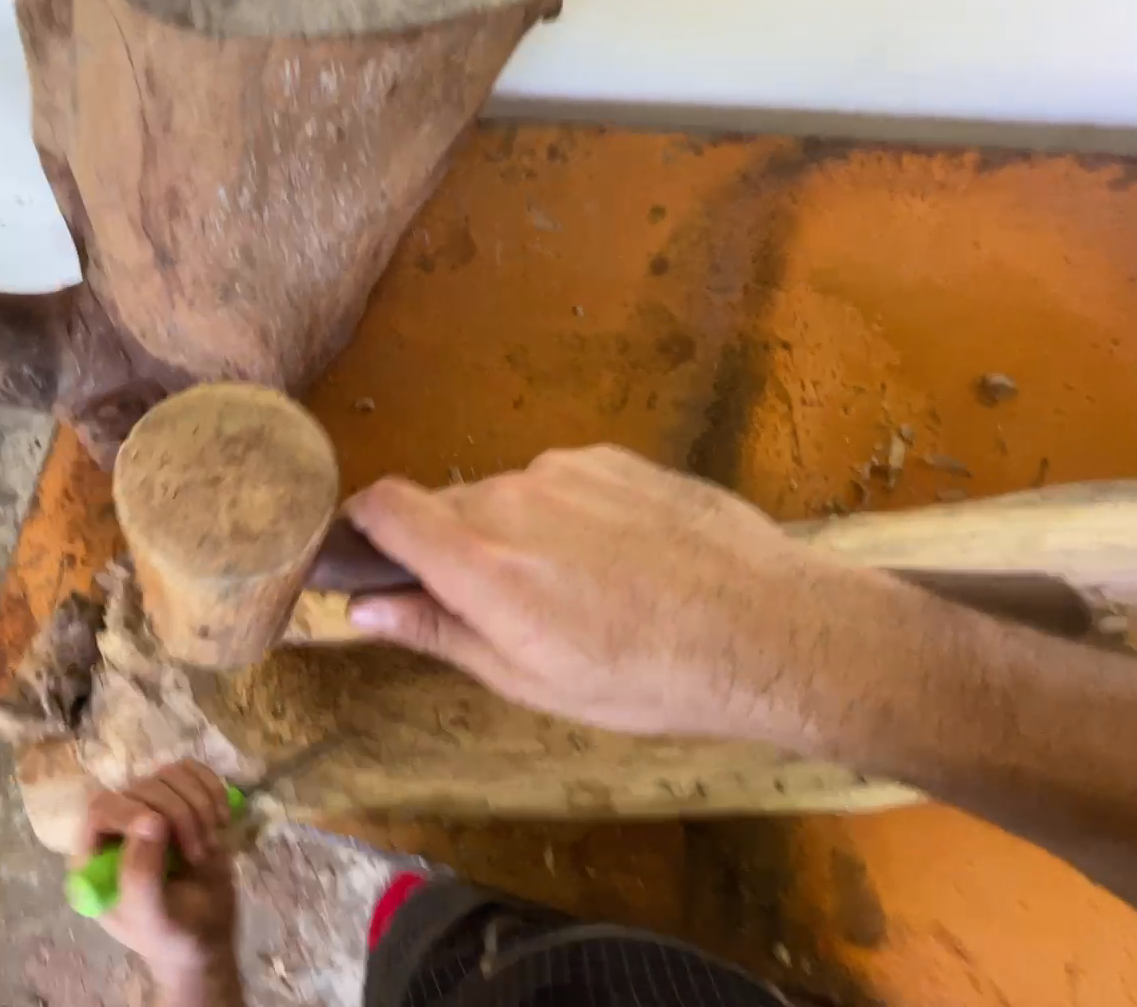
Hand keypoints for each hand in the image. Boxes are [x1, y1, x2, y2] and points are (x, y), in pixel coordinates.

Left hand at [72, 760, 237, 982]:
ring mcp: (152, 807)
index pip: (100, 809)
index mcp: (97, 855)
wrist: (208, 935)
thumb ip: (141, 875)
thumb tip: (150, 820)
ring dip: (199, 805)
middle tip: (198, 854)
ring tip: (209, 844)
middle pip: (142, 787)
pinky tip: (222, 820)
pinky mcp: (182, 798)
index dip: (128, 810)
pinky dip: (213, 788)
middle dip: (179, 816)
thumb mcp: (152, 920)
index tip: (160, 827)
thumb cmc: (172, 936)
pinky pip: (193, 770)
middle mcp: (120, 824)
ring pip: (171, 774)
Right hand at [343, 445, 902, 741]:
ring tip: (570, 581)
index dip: (359, 522)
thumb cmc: (644, 679)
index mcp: (481, 561)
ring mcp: (562, 470)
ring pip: (497, 495)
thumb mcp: (527, 679)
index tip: (365, 552)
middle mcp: (509, 498)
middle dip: (445, 546)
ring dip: (505, 531)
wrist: (777, 631)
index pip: (382, 505)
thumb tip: (361, 606)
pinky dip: (555, 512)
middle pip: (439, 505)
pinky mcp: (608, 457)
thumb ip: (435, 630)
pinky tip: (611, 552)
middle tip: (494, 599)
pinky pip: (551, 481)